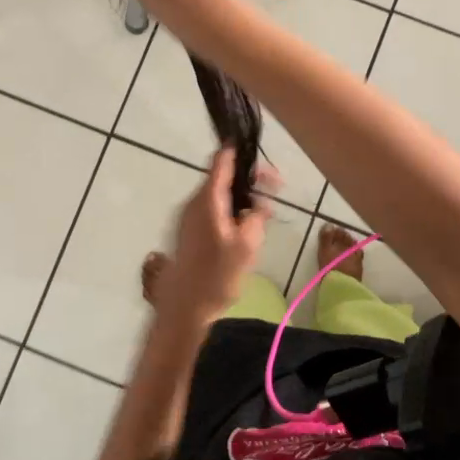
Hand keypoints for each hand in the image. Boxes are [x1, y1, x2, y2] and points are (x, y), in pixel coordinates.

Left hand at [152, 148, 273, 324]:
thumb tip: (262, 204)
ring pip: (219, 196)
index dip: (240, 152)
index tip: (258, 151)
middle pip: (222, 178)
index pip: (221, 162)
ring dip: (242, 197)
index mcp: (207, 200)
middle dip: (249, 179)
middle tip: (275, 187)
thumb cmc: (216, 275)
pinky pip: (213, 210)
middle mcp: (194, 202)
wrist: (183, 307)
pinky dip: (231, 210)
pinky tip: (247, 226)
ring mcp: (189, 217)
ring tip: (265, 211)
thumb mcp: (247, 246)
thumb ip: (257, 218)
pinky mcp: (189, 232)